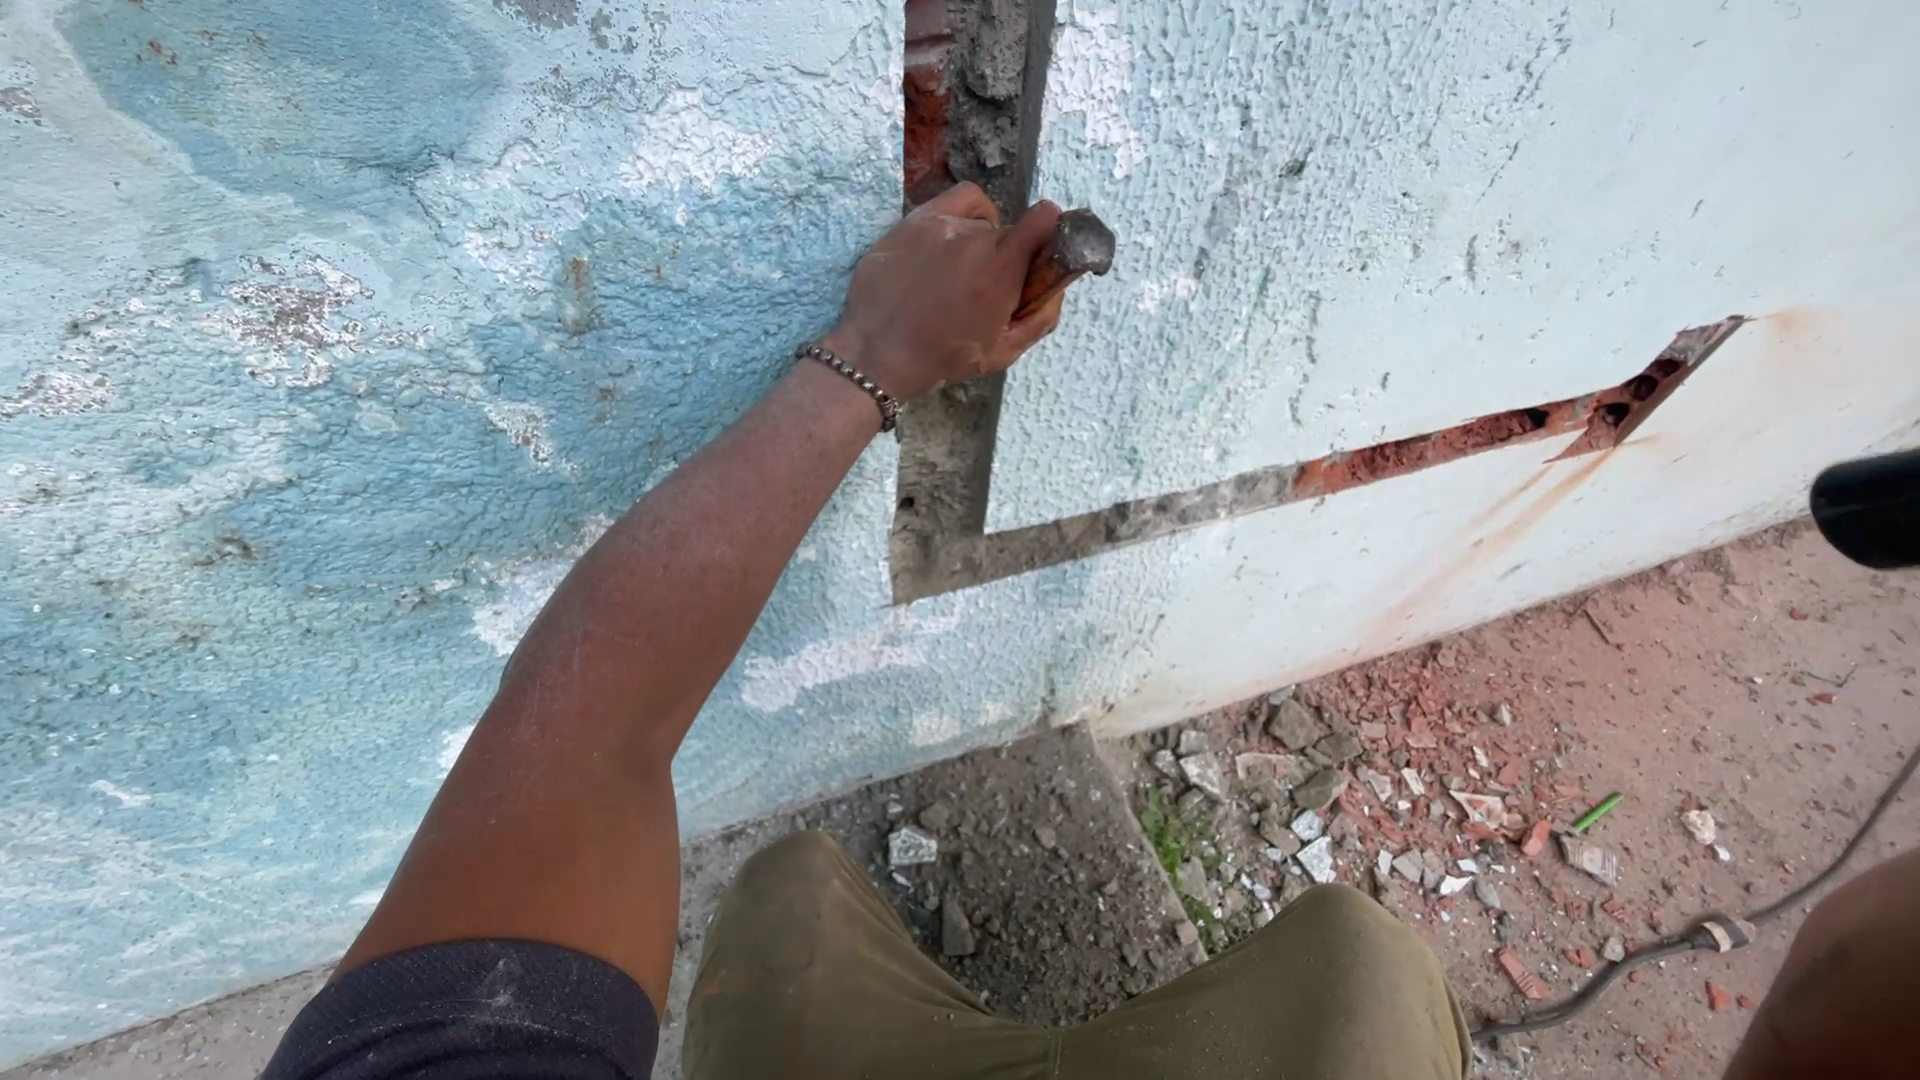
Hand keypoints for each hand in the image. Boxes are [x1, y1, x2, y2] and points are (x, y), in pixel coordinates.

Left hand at [821, 182, 1065, 401]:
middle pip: (1010, 232)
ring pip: (982, 222)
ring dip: (981, 241)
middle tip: (988, 286)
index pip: (1044, 220)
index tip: (1044, 251)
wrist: (878, 353)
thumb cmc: (942, 359)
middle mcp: (973, 239)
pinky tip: (953, 242)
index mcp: (1000, 272)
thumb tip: (1059, 286)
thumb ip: (1041, 318)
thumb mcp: (1003, 353)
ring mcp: (942, 224)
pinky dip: (965, 215)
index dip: (1052, 232)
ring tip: (959, 272)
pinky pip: (958, 201)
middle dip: (1009, 255)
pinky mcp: (916, 219)